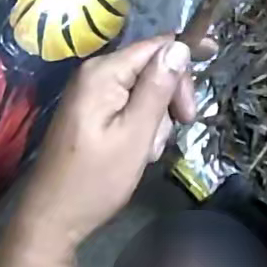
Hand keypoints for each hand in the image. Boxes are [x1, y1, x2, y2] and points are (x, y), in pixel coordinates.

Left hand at [12, 36, 197, 252]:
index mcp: (103, 72)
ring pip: (145, 86)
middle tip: (185, 122)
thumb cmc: (95, 180)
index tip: (215, 56)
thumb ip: (158, 88)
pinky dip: (144, 121)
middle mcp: (96, 73)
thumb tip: (180, 47)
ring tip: (151, 147)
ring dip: (158, 113)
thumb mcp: (135, 135)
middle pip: (151, 64)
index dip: (185, 51)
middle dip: (172, 91)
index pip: (155, 45)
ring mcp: (92, 91)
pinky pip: (130, 101)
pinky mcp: (92, 109)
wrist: (51, 221)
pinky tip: (140, 147)